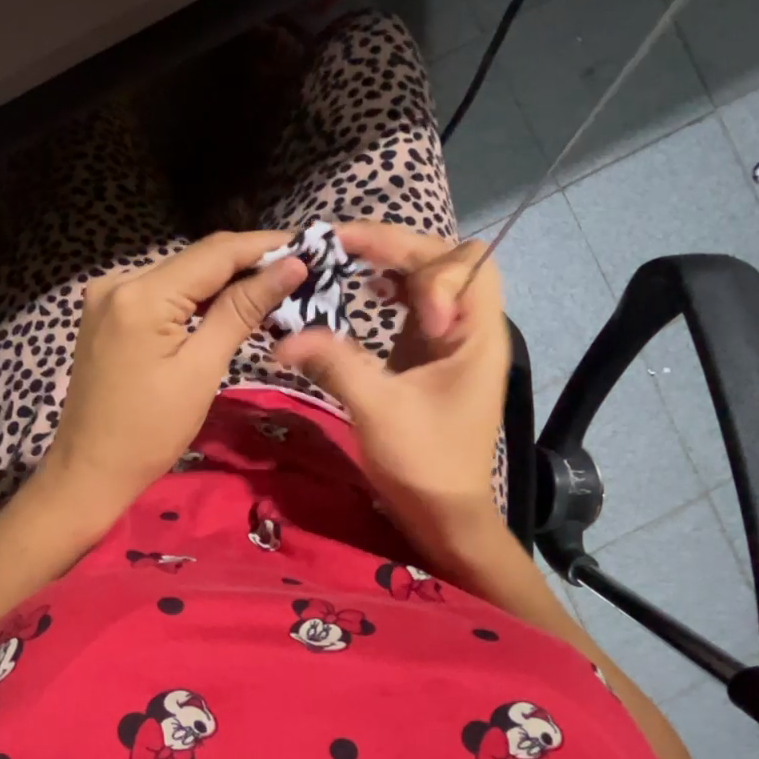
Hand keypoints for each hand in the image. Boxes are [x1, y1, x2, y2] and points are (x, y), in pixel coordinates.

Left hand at [41, 231, 306, 515]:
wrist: (90, 469)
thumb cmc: (150, 431)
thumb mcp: (201, 369)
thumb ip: (241, 311)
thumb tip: (290, 266)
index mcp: (140, 294)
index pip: (214, 252)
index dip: (264, 246)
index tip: (310, 248)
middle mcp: (117, 281)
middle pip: (195, 260)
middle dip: (246, 265)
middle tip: (298, 274)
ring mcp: (106, 296)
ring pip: (178, 276)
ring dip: (221, 282)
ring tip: (271, 290)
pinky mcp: (105, 314)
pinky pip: (158, 294)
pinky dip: (192, 300)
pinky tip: (224, 308)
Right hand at [274, 222, 510, 554]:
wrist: (444, 514)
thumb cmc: (423, 462)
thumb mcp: (376, 408)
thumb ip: (333, 362)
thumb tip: (283, 337)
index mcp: (476, 335)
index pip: (463, 264)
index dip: (419, 264)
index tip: (376, 286)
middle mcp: (471, 329)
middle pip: (448, 262)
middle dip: (399, 247)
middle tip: (345, 243)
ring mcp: (453, 343)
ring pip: (432, 281)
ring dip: (394, 264)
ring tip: (349, 258)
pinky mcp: (432, 359)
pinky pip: (416, 308)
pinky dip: (392, 292)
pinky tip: (365, 292)